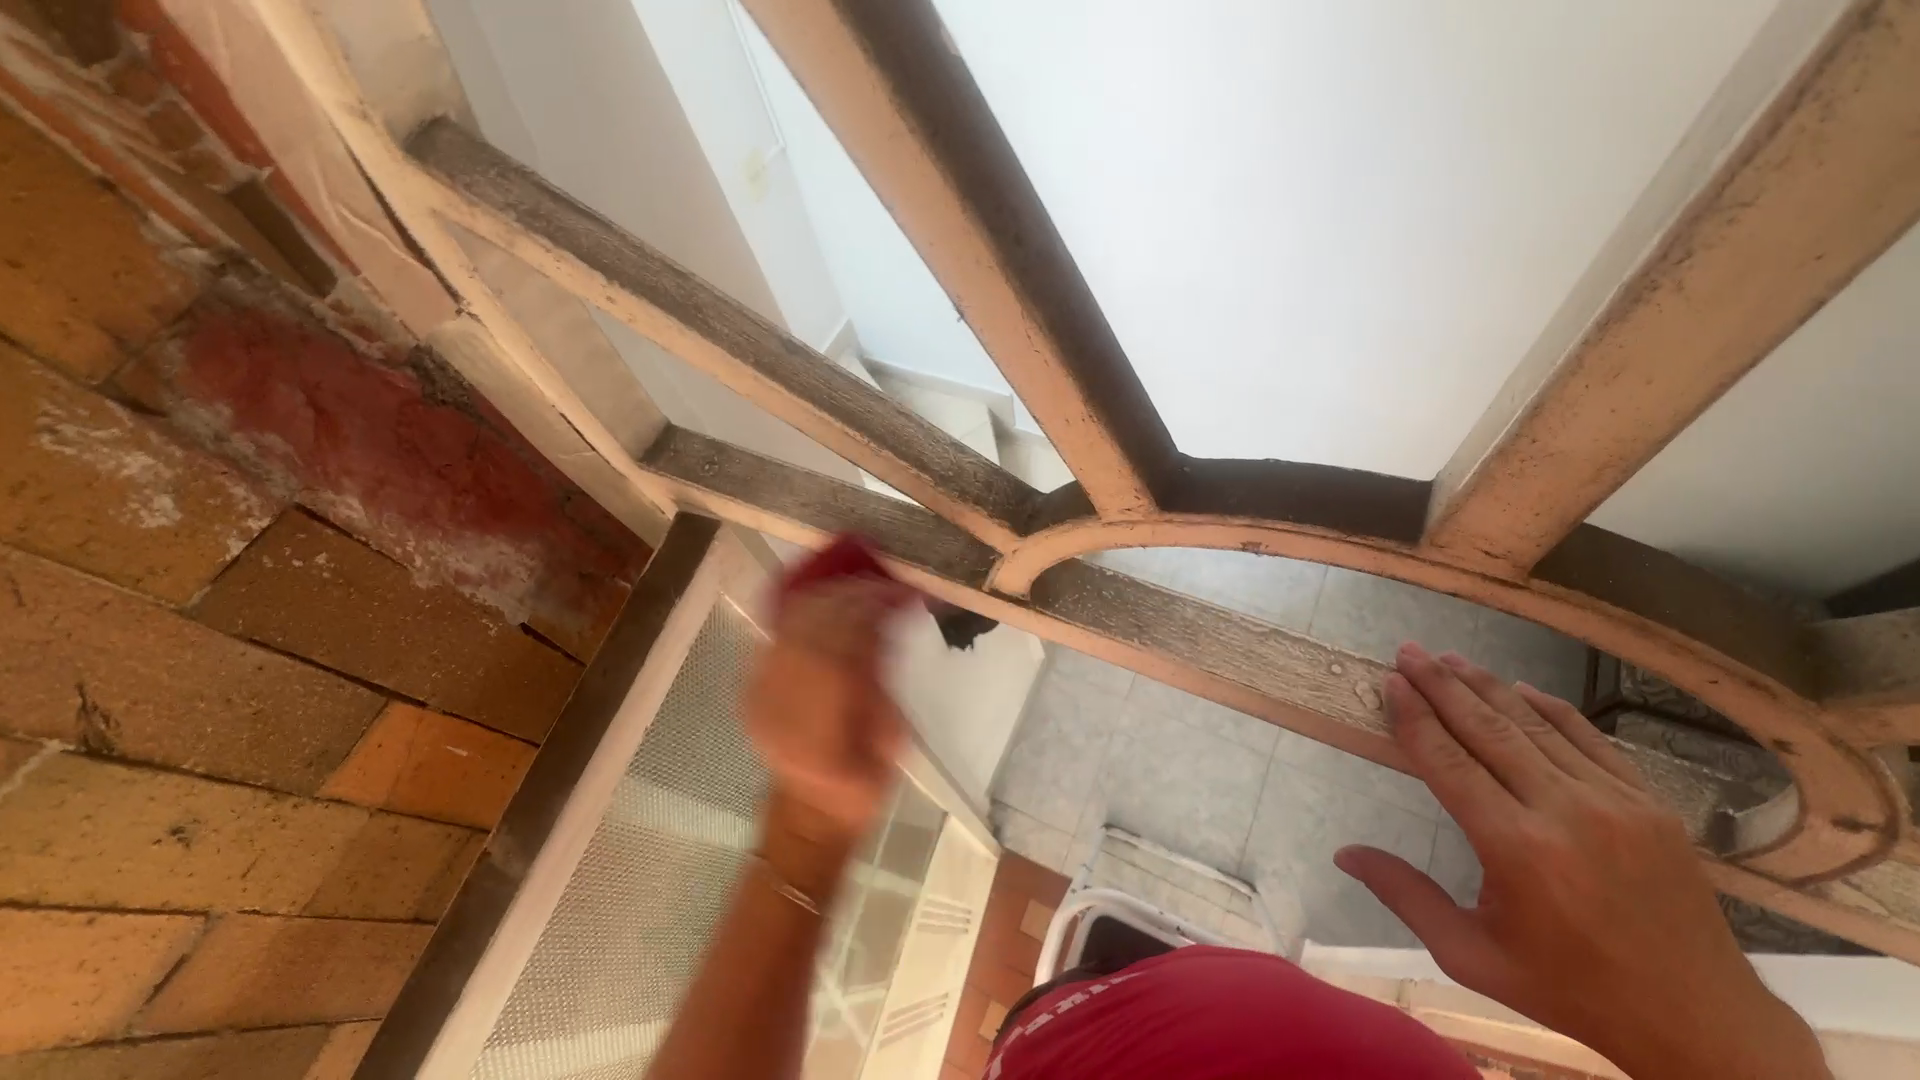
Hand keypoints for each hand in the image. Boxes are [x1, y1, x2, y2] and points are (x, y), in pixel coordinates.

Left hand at [745, 576, 913, 845]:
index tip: (892, 591)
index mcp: (823, 729)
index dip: (867, 614)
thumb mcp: (890, 736)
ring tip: (851, 584)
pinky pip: (774, 639)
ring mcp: (760, 697)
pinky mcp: (751, 691)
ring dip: (821, 599)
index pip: (842, 652)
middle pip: (809, 632)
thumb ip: (881, 681)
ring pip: (787, 630)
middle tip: (874, 581)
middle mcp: (782, 709)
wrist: (809, 810)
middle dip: (844, 597)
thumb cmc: (862, 782)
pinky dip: (799, 615)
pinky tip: (822, 602)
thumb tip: (884, 626)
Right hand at [1335, 643, 1828, 1079]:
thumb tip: (1344, 853)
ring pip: (1538, 726)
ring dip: (1489, 688)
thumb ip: (1405, 896)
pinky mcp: (1651, 805)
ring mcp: (1617, 803)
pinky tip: (1521, 690)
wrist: (1699, 1019)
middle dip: (1443, 685)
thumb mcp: (1471, 956)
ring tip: (1451, 659)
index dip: (1415, 717)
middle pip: (1489, 730)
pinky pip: (1591, 741)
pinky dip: (1551, 710)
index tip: (1390, 682)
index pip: (1450, 763)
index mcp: (1516, 849)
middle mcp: (1566, 812)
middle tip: (1409, 651)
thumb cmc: (1569, 988)